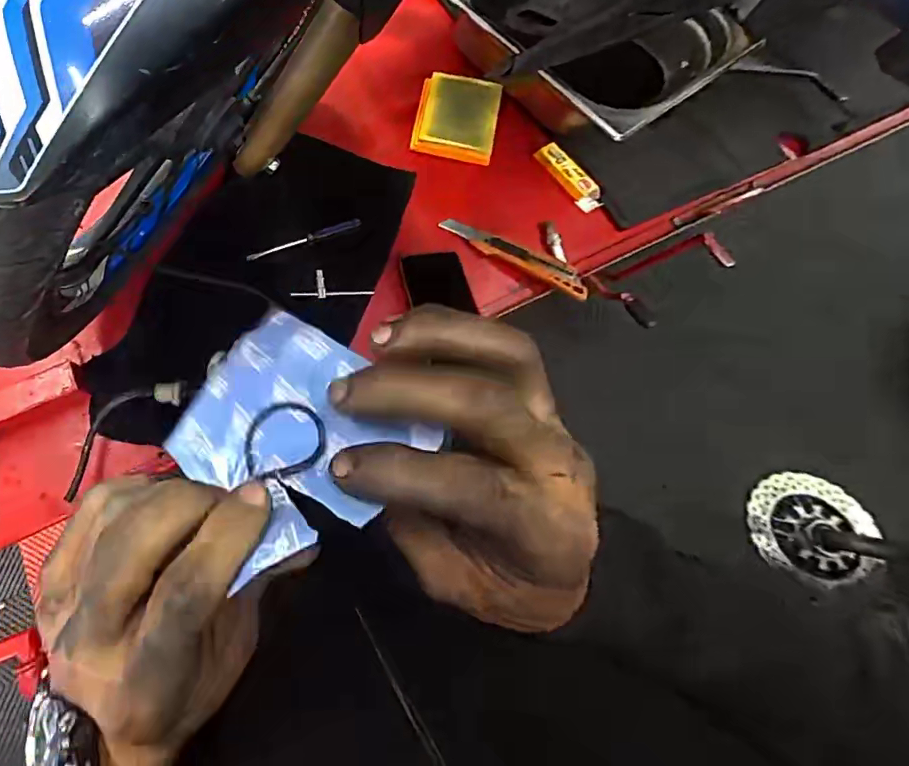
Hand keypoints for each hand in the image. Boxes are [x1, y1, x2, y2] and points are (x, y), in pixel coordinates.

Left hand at [36, 476, 295, 765]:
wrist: (101, 724)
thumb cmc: (182, 692)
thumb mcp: (229, 653)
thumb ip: (250, 582)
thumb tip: (284, 517)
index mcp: (145, 681)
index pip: (183, 591)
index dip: (226, 534)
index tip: (259, 497)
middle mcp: (91, 640)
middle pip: (137, 542)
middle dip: (193, 501)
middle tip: (226, 497)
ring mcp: (62, 602)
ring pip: (113, 513)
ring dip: (166, 490)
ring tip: (197, 497)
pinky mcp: (48, 574)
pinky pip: (93, 505)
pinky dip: (134, 488)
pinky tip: (159, 495)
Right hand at [329, 306, 597, 632]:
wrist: (569, 566)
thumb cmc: (505, 581)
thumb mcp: (452, 578)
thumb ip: (408, 521)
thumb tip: (354, 460)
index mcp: (540, 523)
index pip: (473, 485)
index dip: (401, 472)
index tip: (339, 467)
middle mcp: (553, 457)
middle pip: (486, 403)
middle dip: (404, 391)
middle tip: (342, 394)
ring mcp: (551, 413)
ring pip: (508, 353)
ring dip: (433, 337)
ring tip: (374, 341)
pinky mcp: (537, 388)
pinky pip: (499, 343)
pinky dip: (444, 327)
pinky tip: (396, 334)